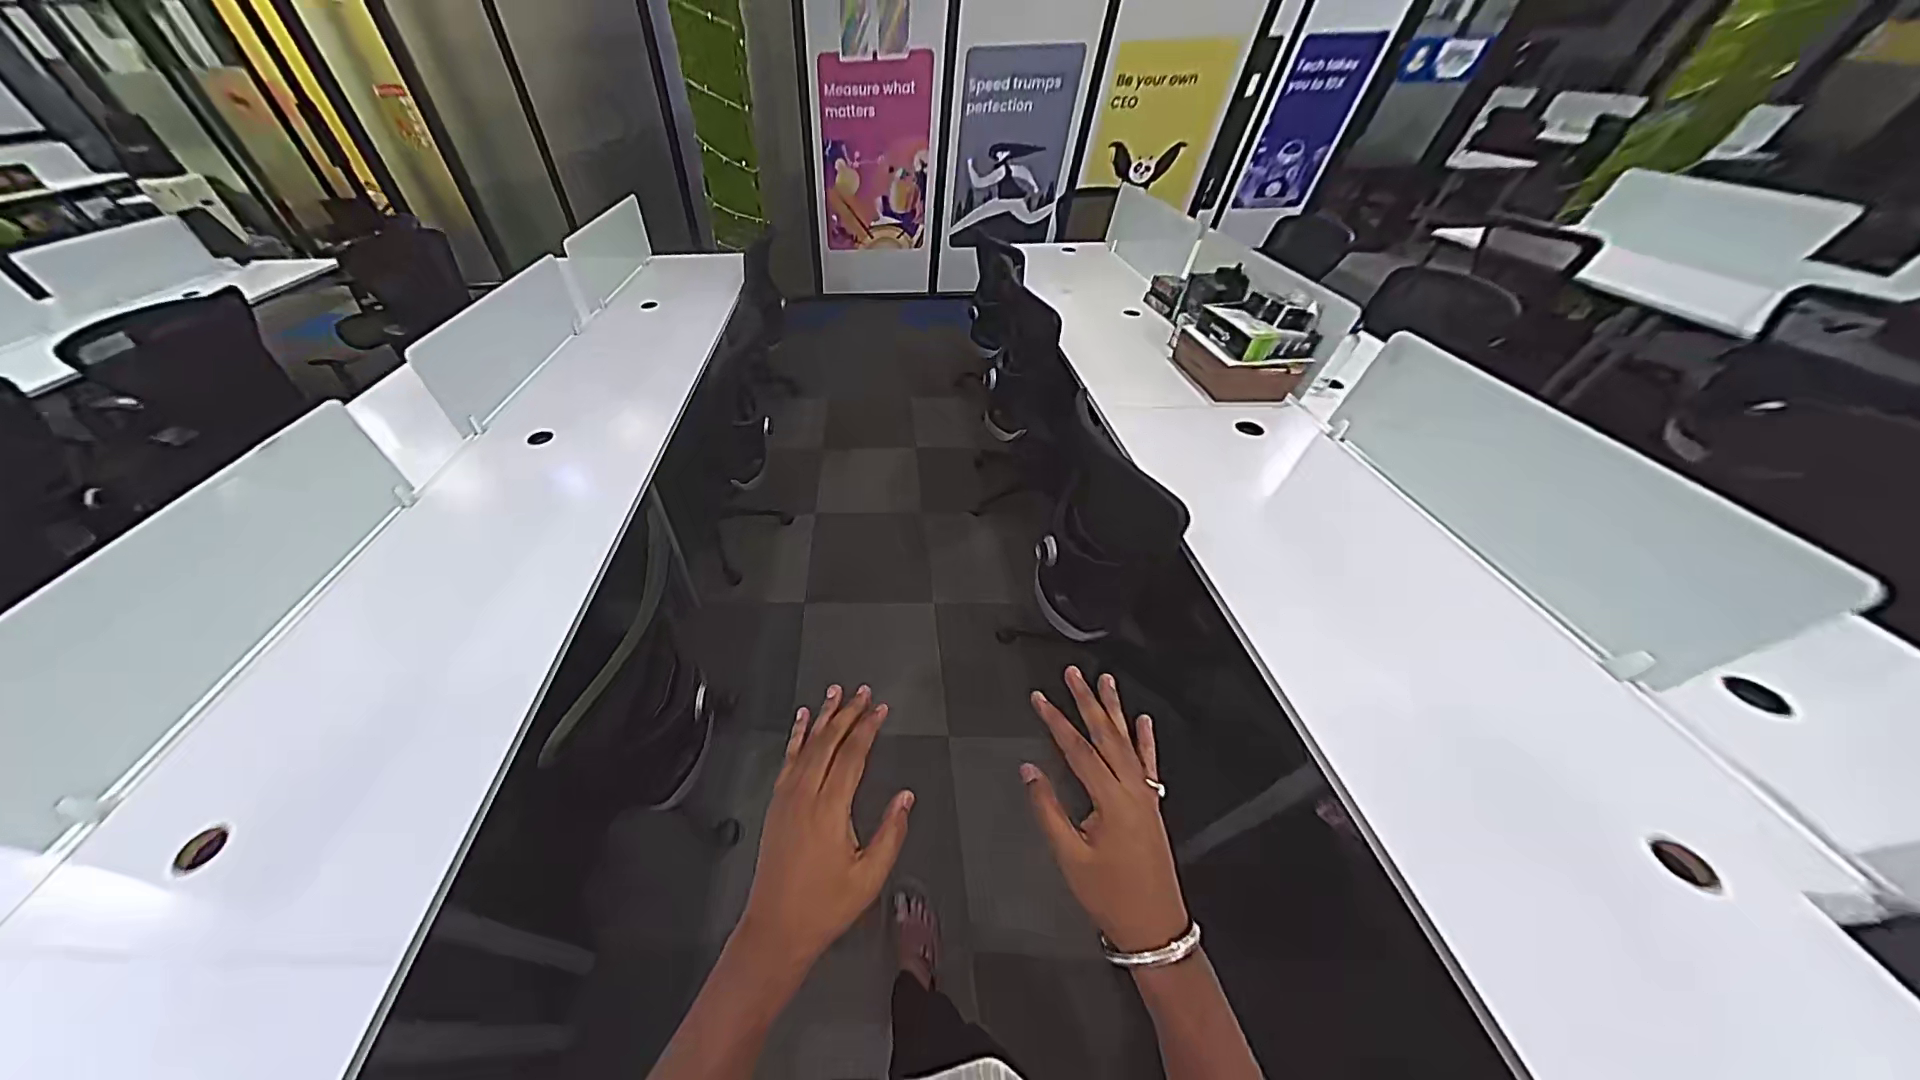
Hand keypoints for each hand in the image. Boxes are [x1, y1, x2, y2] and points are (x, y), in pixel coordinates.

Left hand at [736, 684, 912, 969]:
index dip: (868, 728)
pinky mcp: (775, 804)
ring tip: (835, 692)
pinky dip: (795, 735)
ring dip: (823, 716)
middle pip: (828, 741)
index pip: (852, 755)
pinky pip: (787, 759)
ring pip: (806, 744)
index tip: (880, 709)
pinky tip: (801, 721)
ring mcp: (786, 798)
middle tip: (863, 692)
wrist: (775, 930)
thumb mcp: (869, 877)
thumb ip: (891, 833)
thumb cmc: (823, 906)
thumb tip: (906, 797)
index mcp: (829, 809)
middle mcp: (804, 795)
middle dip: (848, 713)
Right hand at [1022, 667, 1188, 952]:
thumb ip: (1048, 808)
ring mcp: (1146, 796)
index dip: (1056, 721)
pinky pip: (1149, 763)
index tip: (1040, 699)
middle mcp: (1133, 791)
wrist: (1154, 926)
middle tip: (1074, 675)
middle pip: (1106, 735)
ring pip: (1128, 742)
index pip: (1078, 749)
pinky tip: (1142, 721)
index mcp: (1111, 801)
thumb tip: (1030, 772)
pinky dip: (1145, 739)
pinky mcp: (1153, 804)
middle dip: (1087, 701)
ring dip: (1115, 710)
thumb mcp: (1070, 856)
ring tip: (1106, 683)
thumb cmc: (1112, 895)